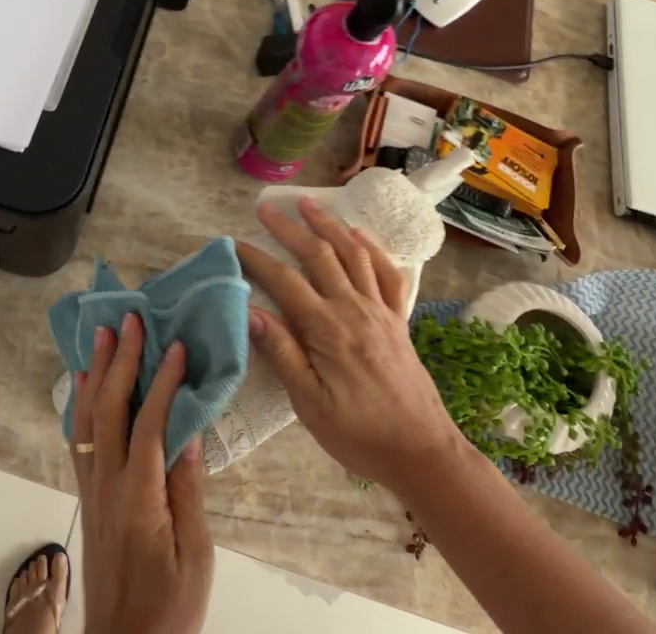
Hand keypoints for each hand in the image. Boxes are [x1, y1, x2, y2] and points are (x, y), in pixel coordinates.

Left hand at [70, 313, 213, 633]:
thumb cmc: (170, 605)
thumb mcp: (195, 552)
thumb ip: (188, 488)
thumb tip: (190, 430)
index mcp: (138, 497)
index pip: (149, 423)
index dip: (163, 381)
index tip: (177, 346)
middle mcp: (106, 485)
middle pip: (109, 410)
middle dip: (119, 360)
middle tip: (128, 320)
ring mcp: (91, 491)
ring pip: (87, 420)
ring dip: (95, 374)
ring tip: (100, 336)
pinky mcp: (87, 499)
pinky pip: (80, 441)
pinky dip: (83, 405)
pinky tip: (86, 386)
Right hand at [237, 198, 465, 490]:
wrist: (421, 450)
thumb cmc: (358, 434)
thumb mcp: (310, 404)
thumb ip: (282, 354)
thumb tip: (250, 311)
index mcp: (327, 329)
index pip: (284, 281)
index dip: (257, 259)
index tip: (234, 244)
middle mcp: (354, 309)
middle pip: (318, 254)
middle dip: (290, 228)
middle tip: (265, 209)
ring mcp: (380, 311)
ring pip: (352, 253)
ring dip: (329, 224)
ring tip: (309, 203)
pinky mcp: (398, 320)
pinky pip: (386, 273)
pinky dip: (371, 248)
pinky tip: (358, 235)